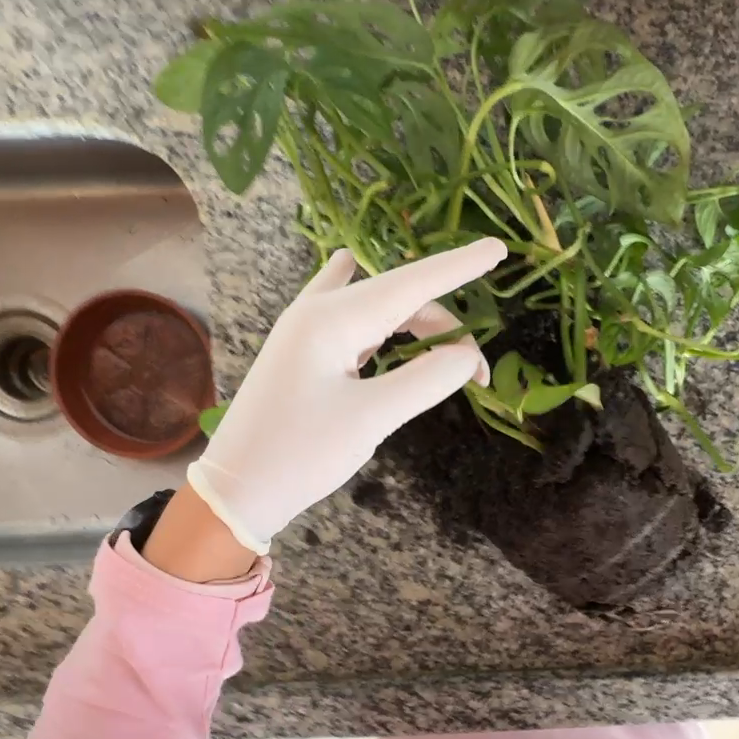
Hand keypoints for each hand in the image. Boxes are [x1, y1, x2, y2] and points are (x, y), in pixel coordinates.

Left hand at [184, 238, 504, 554]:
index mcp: (332, 320)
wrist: (238, 489)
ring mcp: (307, 331)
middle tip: (478, 371)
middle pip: (398, 297)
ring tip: (450, 362)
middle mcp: (317, 312)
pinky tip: (396, 326)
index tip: (499, 249)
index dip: (458, 267)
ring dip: (419, 329)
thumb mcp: (372, 419)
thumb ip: (426, 380)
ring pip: (379, 310)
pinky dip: (388, 329)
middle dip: (445, 323)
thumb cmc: (301, 454)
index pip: (411, 283)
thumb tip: (467, 357)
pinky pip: (357, 324)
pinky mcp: (305, 354)